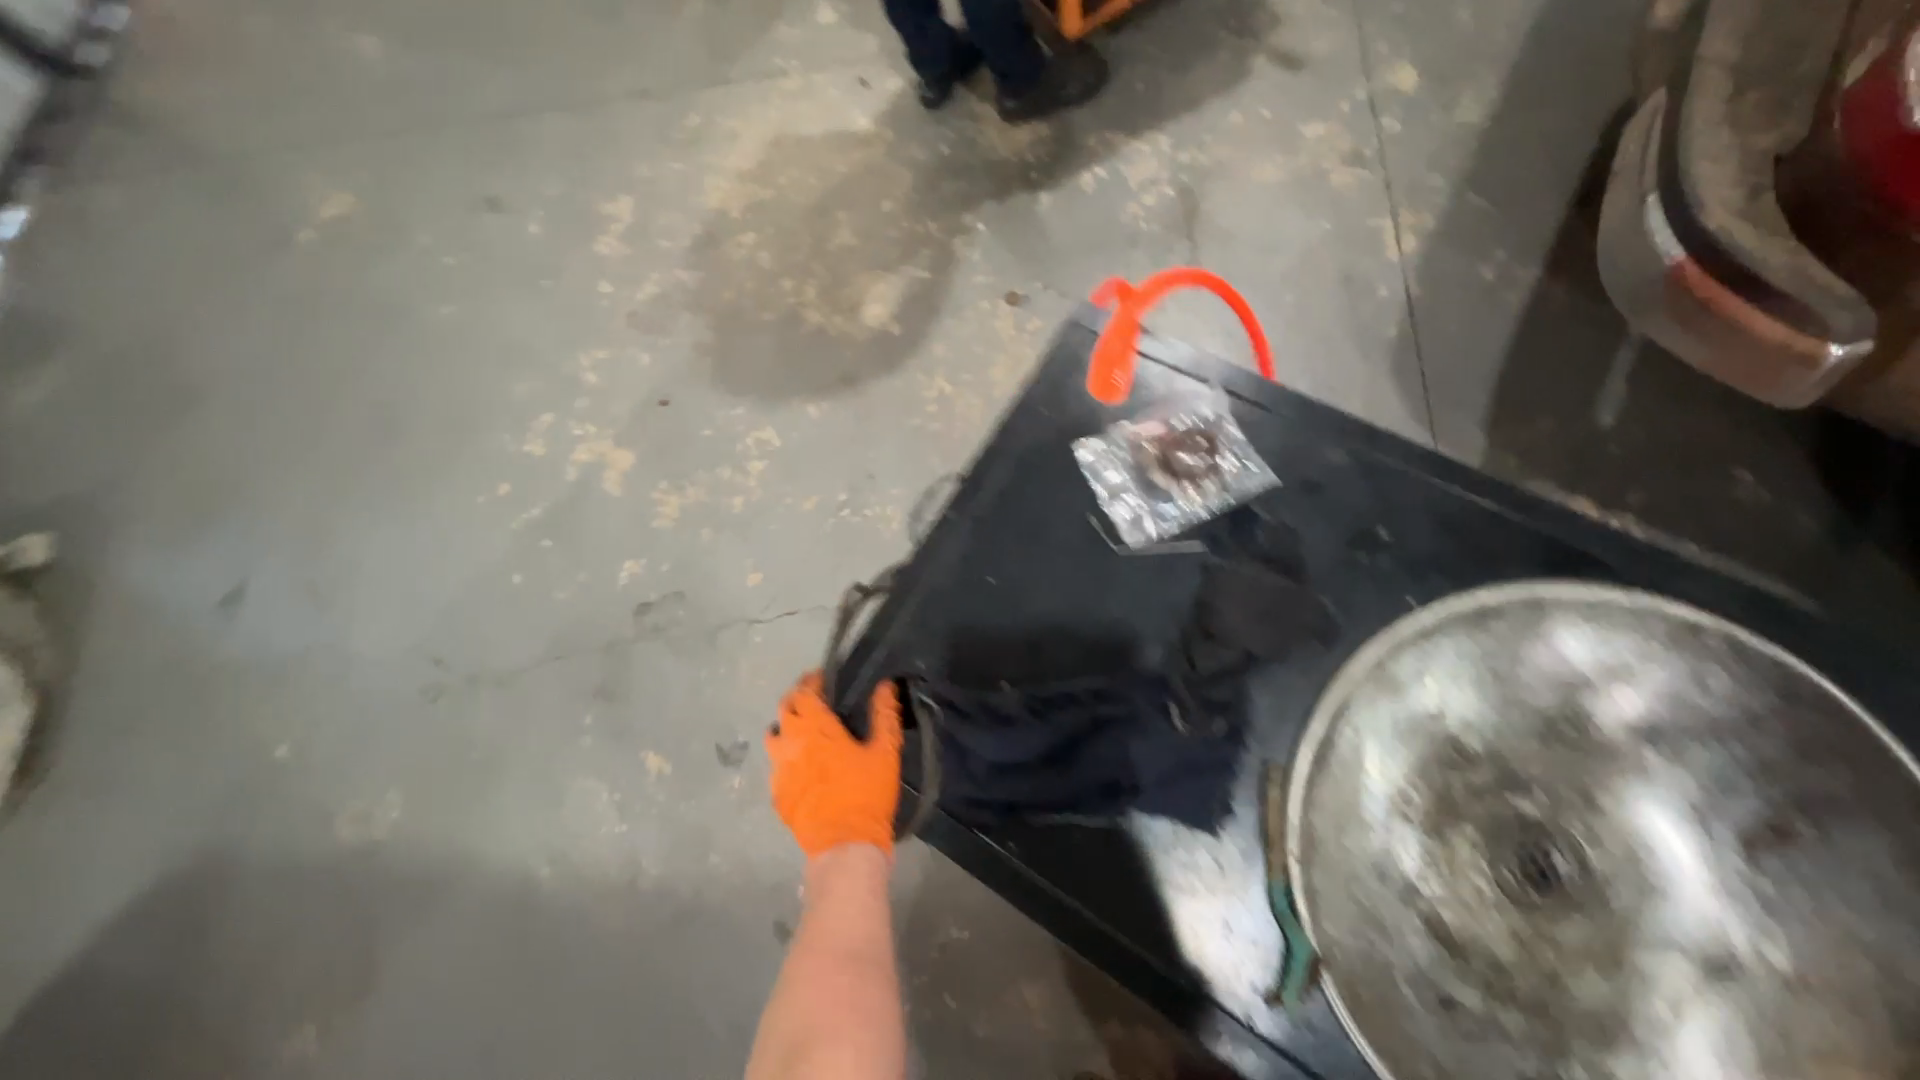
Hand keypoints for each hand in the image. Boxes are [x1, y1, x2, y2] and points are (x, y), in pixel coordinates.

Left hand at [767, 672, 902, 857]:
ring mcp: (779, 770)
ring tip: (804, 733)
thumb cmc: (867, 794)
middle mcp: (790, 743)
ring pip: (774, 737)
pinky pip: (776, 768)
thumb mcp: (885, 752)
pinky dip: (786, 760)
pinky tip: (801, 768)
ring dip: (786, 728)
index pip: (804, 691)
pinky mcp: (776, 795)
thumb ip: (884, 715)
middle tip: (816, 701)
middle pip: (784, 709)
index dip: (812, 681)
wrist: (844, 845)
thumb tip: (885, 684)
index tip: (824, 678)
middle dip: (797, 699)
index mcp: (815, 727)